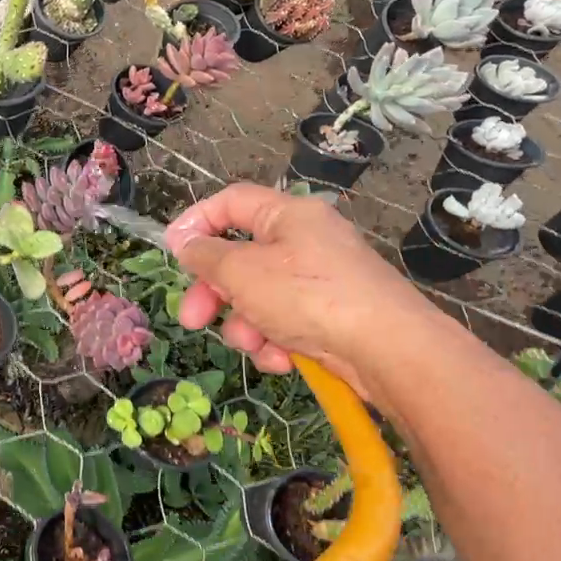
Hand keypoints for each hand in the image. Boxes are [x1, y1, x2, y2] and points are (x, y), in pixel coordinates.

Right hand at [163, 183, 441, 398]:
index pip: (230, 202)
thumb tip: (185, 242)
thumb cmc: (308, 296)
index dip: (196, 220)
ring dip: (245, 325)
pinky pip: (284, 322)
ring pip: (257, 297)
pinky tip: (282, 358)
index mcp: (288, 215)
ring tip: (254, 345)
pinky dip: (275, 340)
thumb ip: (205, 254)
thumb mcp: (241, 271)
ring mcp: (320, 280)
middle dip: (212, 293)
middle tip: (192, 318)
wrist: (388, 350)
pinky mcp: (331, 316)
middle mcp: (305, 241)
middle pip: (239, 258)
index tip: (172, 249)